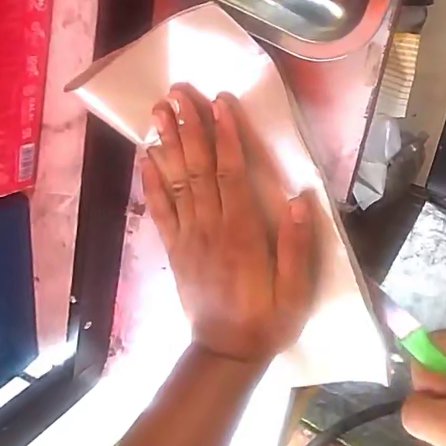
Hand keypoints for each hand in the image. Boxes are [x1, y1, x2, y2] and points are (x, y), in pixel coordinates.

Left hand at [141, 85, 317, 363]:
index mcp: (241, 232)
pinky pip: (160, 209)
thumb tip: (298, 198)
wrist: (226, 354)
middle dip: (190, 127)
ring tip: (159, 111)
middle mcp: (210, 227)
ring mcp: (188, 237)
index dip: (227, 136)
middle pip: (198, 168)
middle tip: (179, 92)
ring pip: (177, 181)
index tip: (220, 102)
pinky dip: (151, 180)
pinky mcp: (176, 248)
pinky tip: (146, 156)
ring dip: (169, 143)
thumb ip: (296, 244)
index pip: (232, 174)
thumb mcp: (297, 289)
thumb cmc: (269, 317)